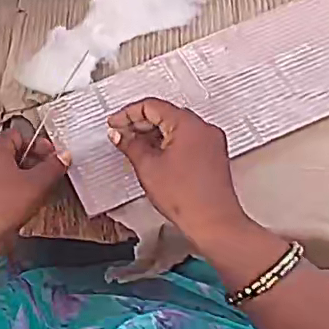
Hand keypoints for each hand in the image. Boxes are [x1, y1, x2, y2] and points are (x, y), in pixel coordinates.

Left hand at [0, 120, 69, 244]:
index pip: (18, 135)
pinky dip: (12, 192)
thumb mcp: (38, 183)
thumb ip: (53, 167)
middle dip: (33, 162)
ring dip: (24, 178)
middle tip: (49, 174)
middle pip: (12, 153)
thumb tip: (64, 155)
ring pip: (6, 172)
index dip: (37, 143)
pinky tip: (24, 205)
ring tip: (40, 191)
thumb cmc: (5, 202)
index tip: (53, 156)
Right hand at [107, 99, 259, 252]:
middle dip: (139, 123)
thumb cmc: (187, 198)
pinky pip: (186, 138)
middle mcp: (203, 128)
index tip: (115, 123)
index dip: (128, 114)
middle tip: (121, 133)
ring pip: (175, 126)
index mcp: (188, 125)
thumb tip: (120, 135)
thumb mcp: (147, 167)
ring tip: (134, 147)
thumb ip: (129, 144)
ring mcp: (211, 141)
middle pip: (164, 113)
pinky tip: (153, 156)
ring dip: (153, 133)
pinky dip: (167, 142)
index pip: (152, 106)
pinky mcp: (212, 154)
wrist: (213, 222)